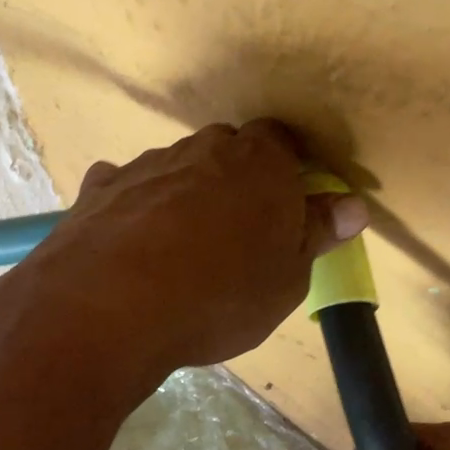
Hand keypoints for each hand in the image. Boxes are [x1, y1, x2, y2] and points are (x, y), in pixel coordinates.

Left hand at [10, 120, 367, 377]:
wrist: (110, 307)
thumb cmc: (220, 296)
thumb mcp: (286, 279)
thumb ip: (315, 234)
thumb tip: (351, 206)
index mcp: (259, 161)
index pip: (281, 142)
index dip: (286, 170)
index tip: (286, 205)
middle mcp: (201, 149)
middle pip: (225, 150)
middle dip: (233, 179)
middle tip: (236, 231)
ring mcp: (145, 165)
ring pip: (174, 167)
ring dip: (183, 193)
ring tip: (180, 247)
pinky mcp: (99, 190)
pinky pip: (123, 188)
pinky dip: (131, 205)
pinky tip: (128, 239)